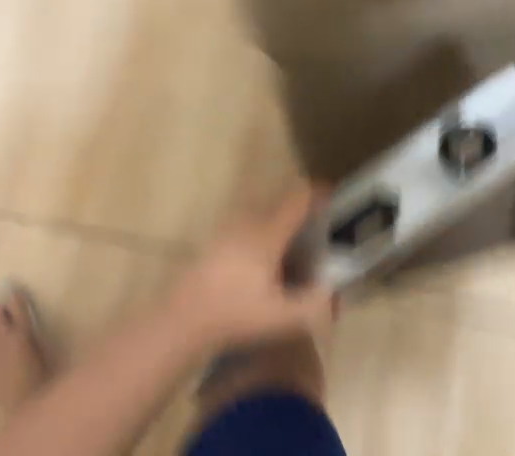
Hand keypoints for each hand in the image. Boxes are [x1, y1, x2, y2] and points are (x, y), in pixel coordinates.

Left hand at [168, 183, 335, 348]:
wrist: (181, 320)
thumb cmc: (235, 315)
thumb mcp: (281, 317)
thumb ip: (314, 305)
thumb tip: (333, 292)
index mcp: (268, 233)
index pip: (298, 199)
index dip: (318, 193)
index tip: (333, 197)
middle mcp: (248, 223)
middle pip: (280, 204)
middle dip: (300, 213)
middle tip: (317, 234)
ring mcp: (228, 230)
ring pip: (262, 216)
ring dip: (279, 224)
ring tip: (292, 252)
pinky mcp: (214, 243)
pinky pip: (246, 228)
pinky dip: (261, 236)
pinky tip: (262, 267)